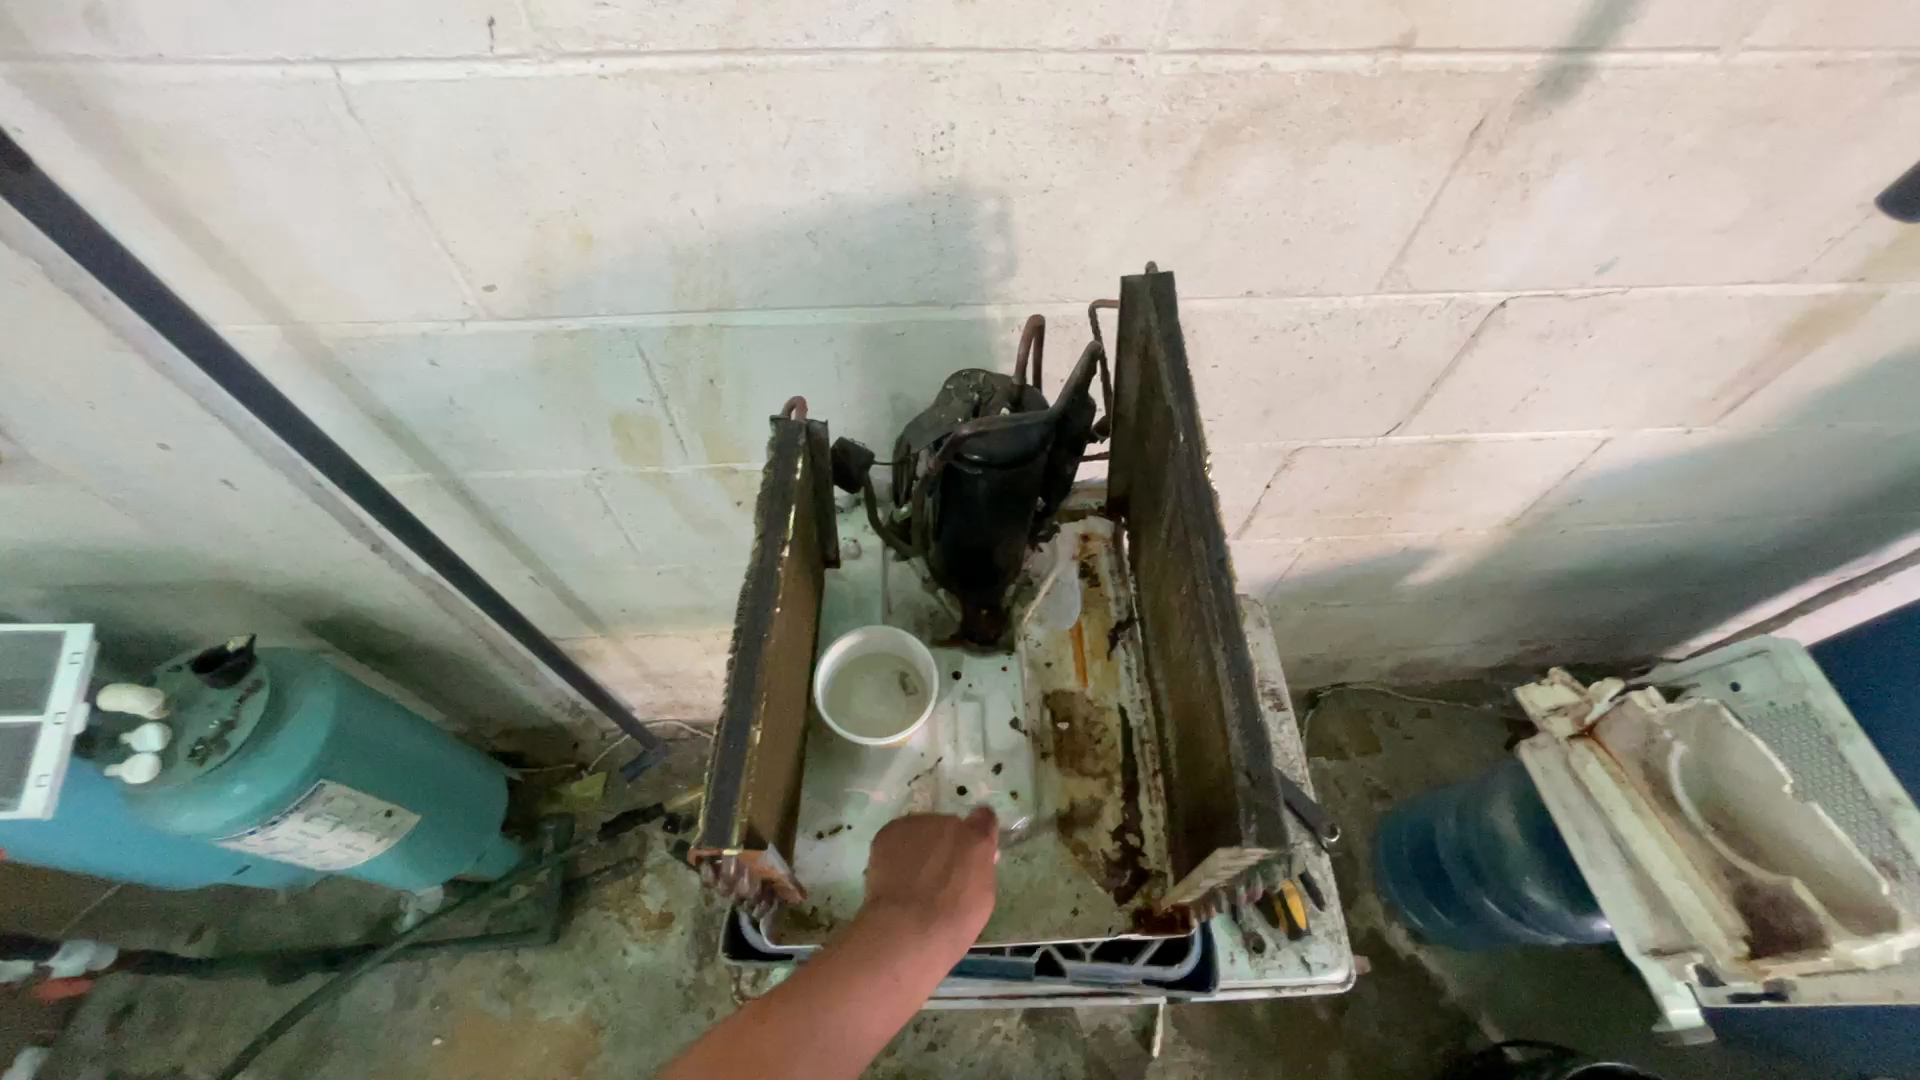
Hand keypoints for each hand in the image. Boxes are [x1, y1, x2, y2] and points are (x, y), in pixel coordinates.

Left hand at [860, 807, 998, 950]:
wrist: (908, 929)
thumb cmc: (953, 923)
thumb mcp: (982, 896)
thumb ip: (978, 867)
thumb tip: (970, 860)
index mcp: (977, 839)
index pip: (984, 818)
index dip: (976, 832)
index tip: (970, 850)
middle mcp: (949, 823)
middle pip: (949, 826)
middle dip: (945, 845)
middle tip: (936, 875)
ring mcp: (917, 824)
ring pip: (921, 830)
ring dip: (920, 847)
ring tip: (910, 879)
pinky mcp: (889, 831)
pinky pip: (897, 836)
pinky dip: (896, 851)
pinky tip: (893, 877)